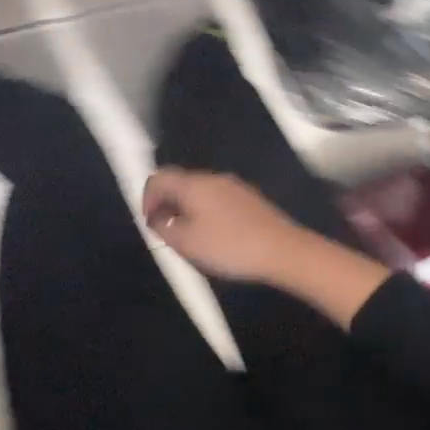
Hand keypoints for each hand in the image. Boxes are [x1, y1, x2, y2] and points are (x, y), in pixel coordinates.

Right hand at [142, 168, 310, 281]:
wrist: (283, 250)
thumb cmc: (229, 246)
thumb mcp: (186, 243)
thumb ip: (164, 227)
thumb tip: (159, 218)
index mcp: (194, 184)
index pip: (158, 178)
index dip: (146, 199)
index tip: (150, 224)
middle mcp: (214, 178)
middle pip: (180, 183)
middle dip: (167, 205)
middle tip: (167, 233)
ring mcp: (236, 188)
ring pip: (201, 193)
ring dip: (188, 211)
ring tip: (190, 238)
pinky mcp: (252, 200)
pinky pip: (219, 201)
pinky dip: (208, 214)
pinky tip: (215, 236)